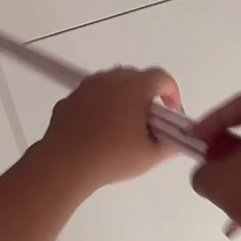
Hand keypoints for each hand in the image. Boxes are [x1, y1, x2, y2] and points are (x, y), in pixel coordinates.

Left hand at [36, 67, 182, 190]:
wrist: (66, 164)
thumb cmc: (113, 157)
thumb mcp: (150, 156)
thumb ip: (169, 146)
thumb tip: (174, 143)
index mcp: (134, 88)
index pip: (160, 77)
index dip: (171, 91)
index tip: (172, 109)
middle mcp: (109, 80)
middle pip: (134, 76)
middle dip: (146, 93)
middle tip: (148, 118)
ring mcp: (85, 88)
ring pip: (109, 84)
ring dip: (121, 97)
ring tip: (123, 123)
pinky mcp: (68, 101)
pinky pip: (90, 97)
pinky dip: (99, 106)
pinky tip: (98, 130)